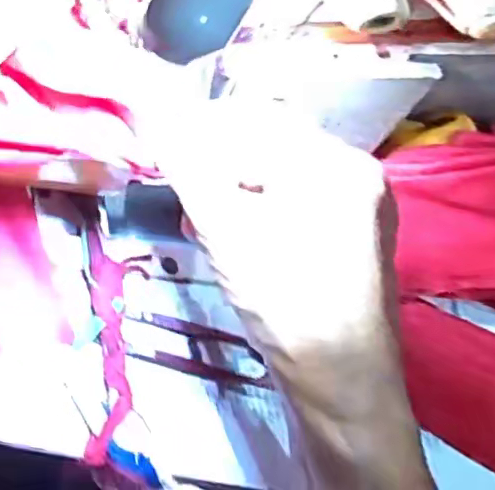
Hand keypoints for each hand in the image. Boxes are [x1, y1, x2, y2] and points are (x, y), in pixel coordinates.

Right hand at [1, 30, 398, 363]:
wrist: (338, 384)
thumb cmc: (282, 298)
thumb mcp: (219, 221)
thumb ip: (179, 159)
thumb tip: (142, 110)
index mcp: (335, 162)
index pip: (247, 114)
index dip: (194, 127)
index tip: (159, 152)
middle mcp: (352, 170)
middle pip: (257, 136)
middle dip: (207, 156)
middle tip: (179, 186)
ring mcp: (351, 200)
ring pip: (262, 162)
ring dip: (219, 177)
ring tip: (198, 211)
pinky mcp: (340, 225)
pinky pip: (278, 187)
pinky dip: (242, 196)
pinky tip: (222, 225)